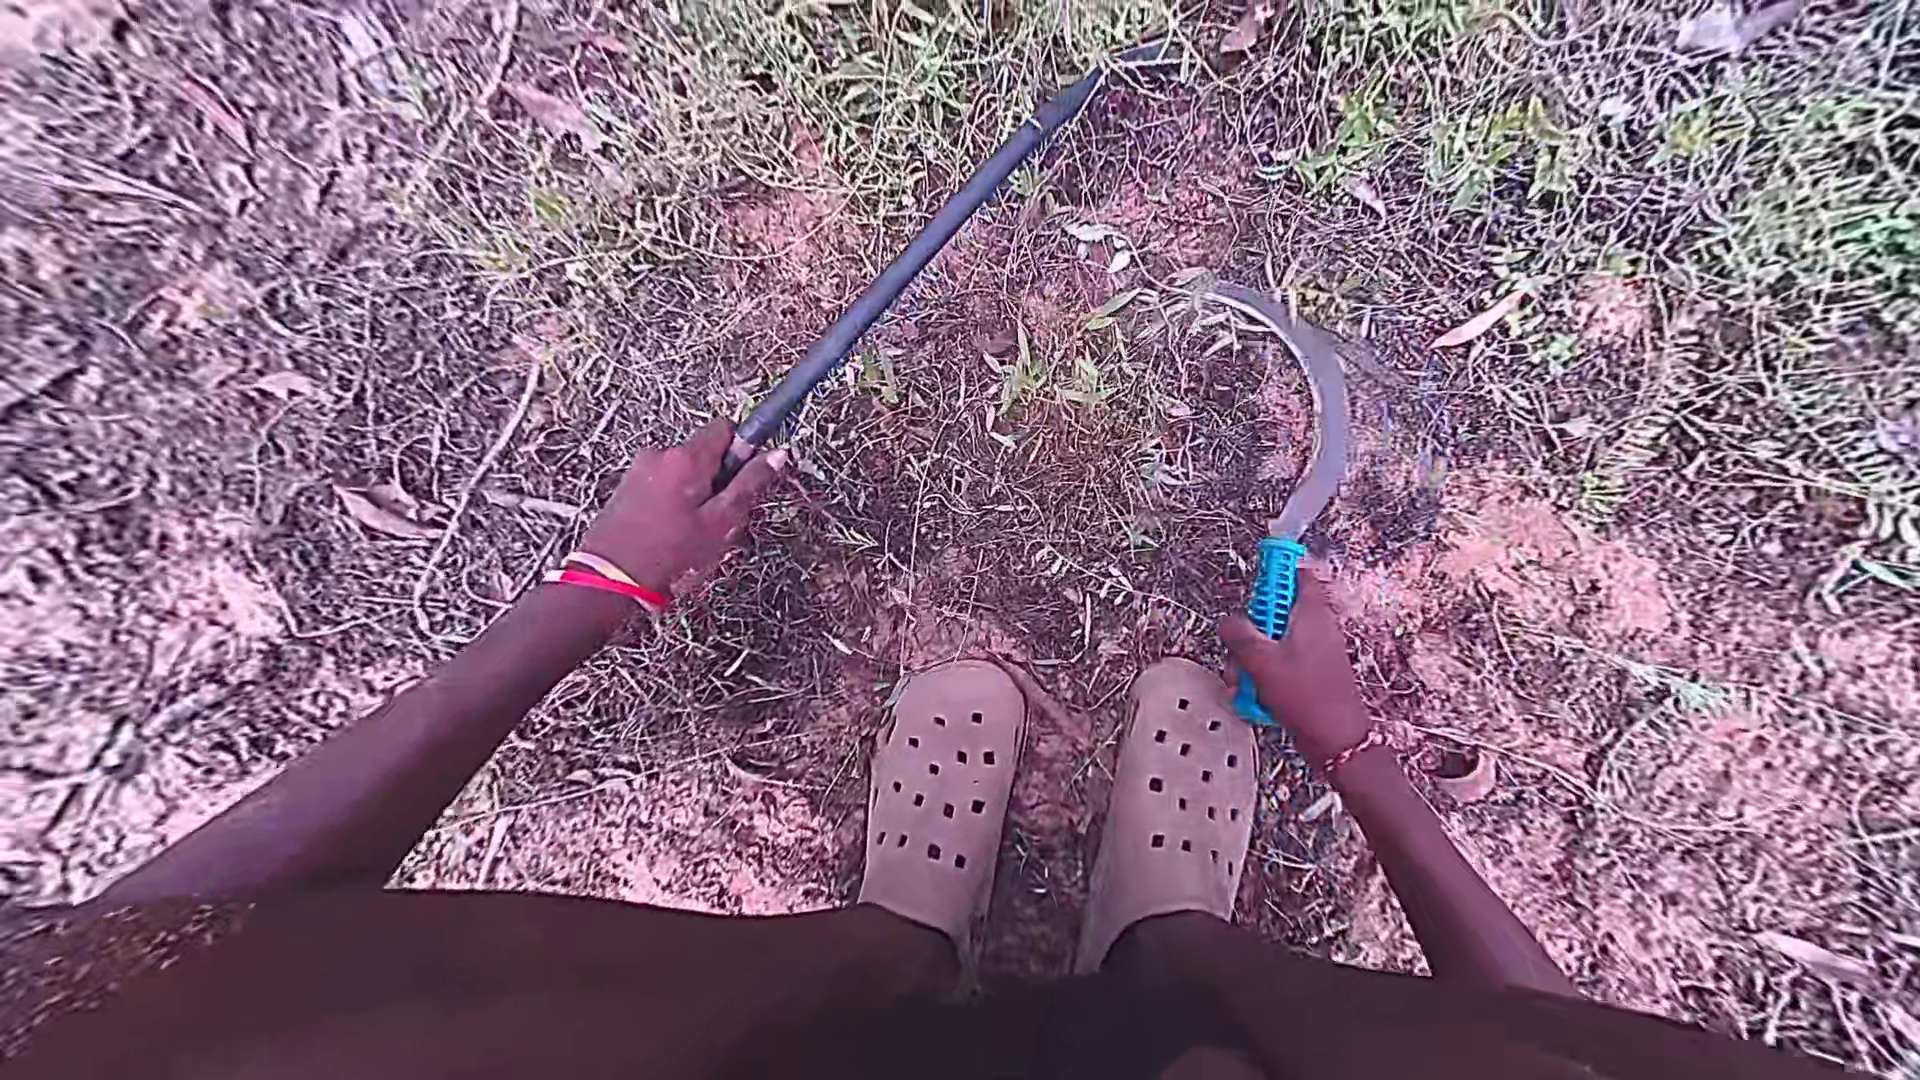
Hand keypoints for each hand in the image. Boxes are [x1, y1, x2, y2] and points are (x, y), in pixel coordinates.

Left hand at [578, 420, 787, 593]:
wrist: (611, 578)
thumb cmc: (669, 552)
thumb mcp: (721, 520)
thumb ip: (750, 483)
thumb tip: (778, 455)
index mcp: (686, 458)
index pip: (727, 429)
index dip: (744, 451)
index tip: (748, 477)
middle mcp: (661, 454)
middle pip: (707, 453)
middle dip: (722, 479)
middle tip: (723, 516)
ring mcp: (641, 469)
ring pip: (688, 471)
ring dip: (700, 493)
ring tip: (698, 530)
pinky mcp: (629, 486)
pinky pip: (667, 484)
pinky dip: (679, 501)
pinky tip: (677, 531)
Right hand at [1219, 573, 1370, 764]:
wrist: (1337, 742)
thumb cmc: (1304, 695)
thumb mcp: (1260, 660)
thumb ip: (1238, 633)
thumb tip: (1228, 621)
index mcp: (1311, 614)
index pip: (1298, 573)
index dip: (1276, 569)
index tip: (1256, 578)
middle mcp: (1316, 627)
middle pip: (1276, 611)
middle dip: (1251, 627)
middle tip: (1241, 645)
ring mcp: (1315, 650)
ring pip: (1273, 639)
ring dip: (1253, 656)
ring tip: (1246, 679)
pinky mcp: (1311, 672)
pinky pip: (1280, 660)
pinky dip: (1265, 672)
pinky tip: (1256, 693)